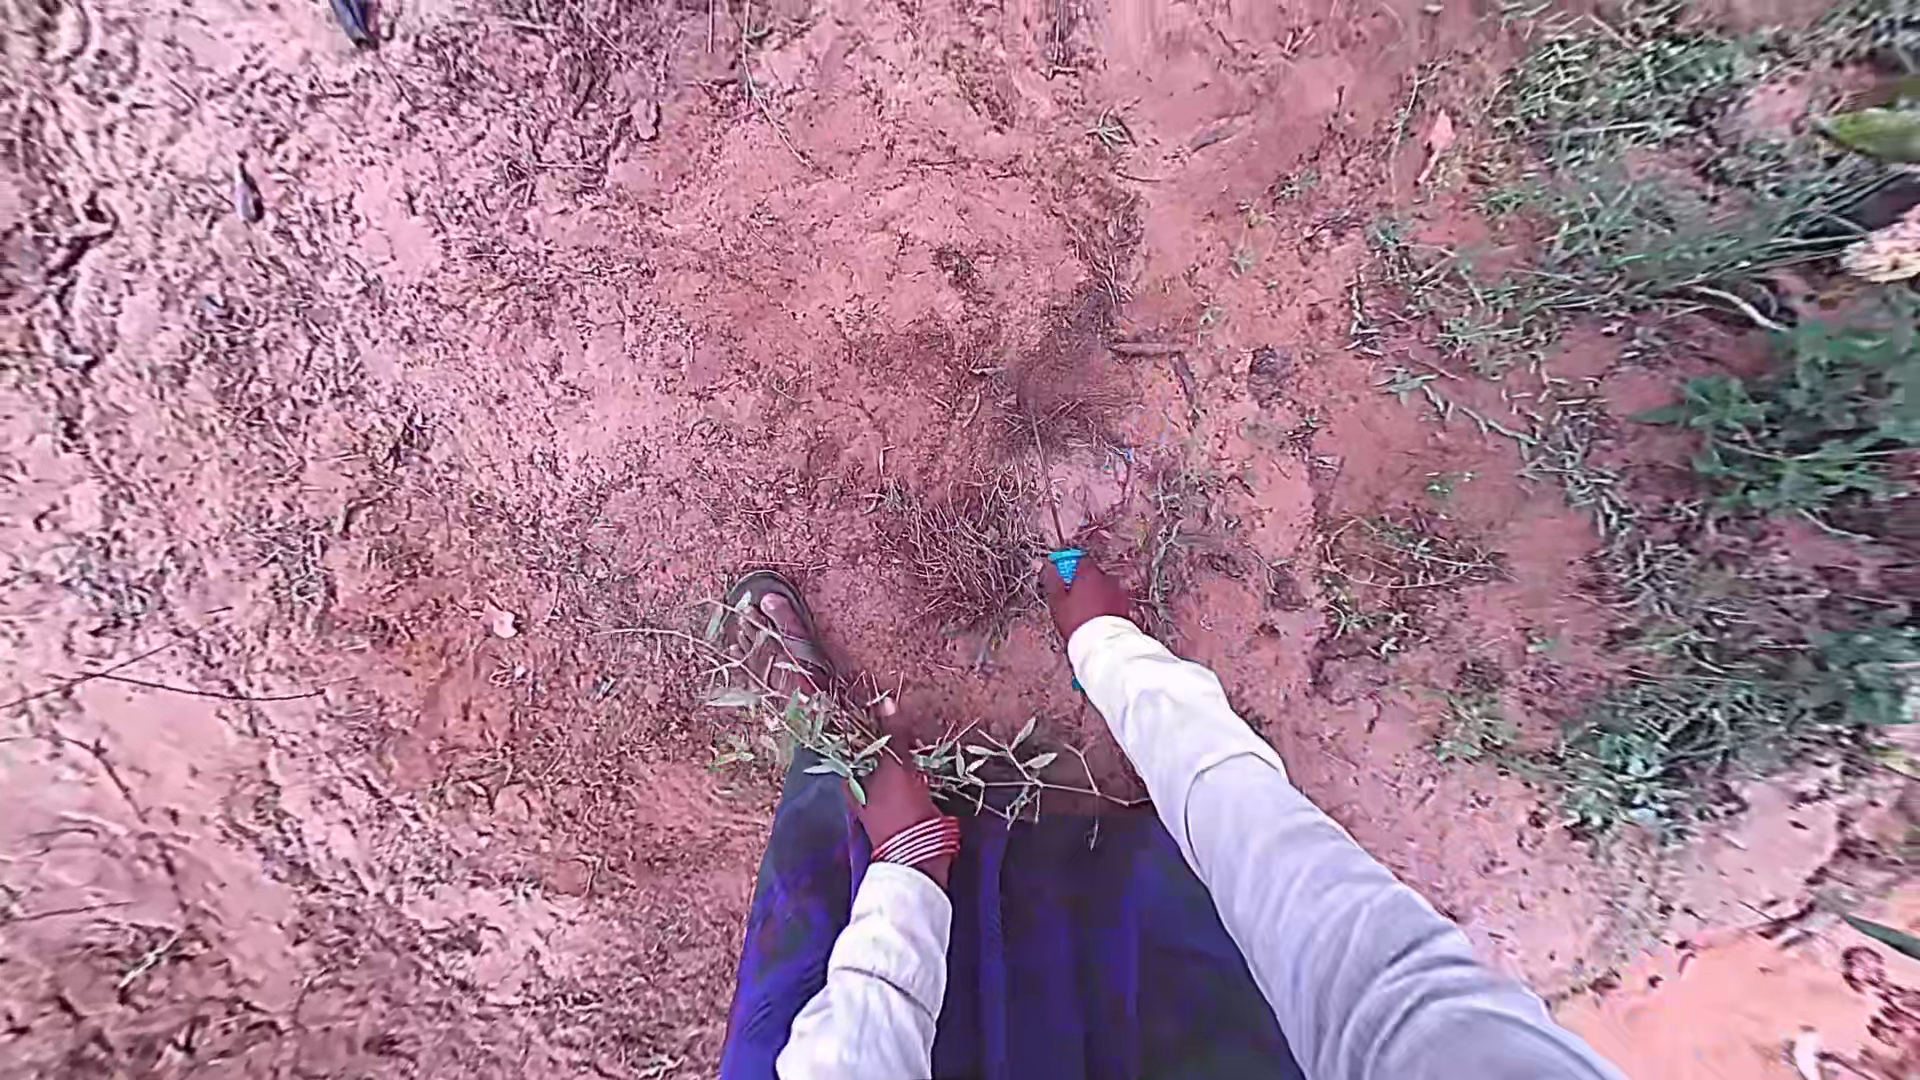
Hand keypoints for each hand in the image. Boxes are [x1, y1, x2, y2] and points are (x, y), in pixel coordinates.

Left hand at [852, 705, 951, 887]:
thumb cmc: (900, 809)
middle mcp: (861, 785)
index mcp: (851, 777)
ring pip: (891, 759)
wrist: (920, 853)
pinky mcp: (903, 800)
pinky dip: (915, 761)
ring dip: (904, 746)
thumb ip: (892, 735)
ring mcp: (882, 793)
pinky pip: (907, 771)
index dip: (867, 722)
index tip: (881, 703)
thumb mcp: (896, 767)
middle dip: (888, 733)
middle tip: (903, 714)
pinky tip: (925, 751)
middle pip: (874, 749)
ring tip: (917, 731)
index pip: (855, 740)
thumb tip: (886, 701)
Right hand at [1040, 555, 1131, 642]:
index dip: (1069, 567)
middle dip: (1082, 582)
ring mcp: (1119, 592)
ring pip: (1103, 588)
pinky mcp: (1126, 607)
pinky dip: (1105, 604)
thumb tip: (1050, 569)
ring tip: (1084, 610)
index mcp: (1089, 573)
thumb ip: (1053, 581)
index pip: (1079, 560)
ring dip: (1095, 594)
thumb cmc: (1079, 621)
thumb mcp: (1057, 601)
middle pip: (1092, 574)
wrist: (1103, 643)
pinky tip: (1095, 616)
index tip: (1062, 574)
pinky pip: (1112, 600)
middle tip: (1071, 596)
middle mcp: (1107, 579)